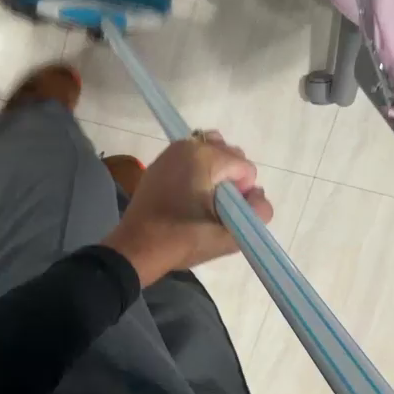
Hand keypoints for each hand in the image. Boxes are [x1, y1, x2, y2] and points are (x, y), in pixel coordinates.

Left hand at [100, 131, 272, 286]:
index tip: (227, 213)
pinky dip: (198, 173)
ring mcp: (171, 152)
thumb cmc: (182, 240)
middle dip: (231, 180)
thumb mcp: (229, 234)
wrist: (136, 248)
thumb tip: (256, 194)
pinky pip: (192, 159)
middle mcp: (188, 145)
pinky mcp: (160, 163)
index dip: (244, 193)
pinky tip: (189, 198)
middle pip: (229, 154)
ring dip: (216, 174)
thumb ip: (258, 212)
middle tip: (218, 208)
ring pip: (210, 152)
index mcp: (204, 156)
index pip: (245, 168)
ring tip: (206, 201)